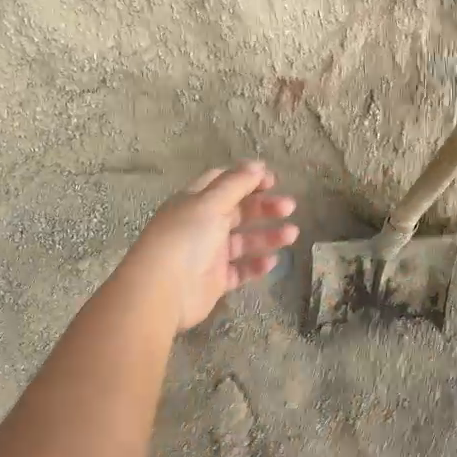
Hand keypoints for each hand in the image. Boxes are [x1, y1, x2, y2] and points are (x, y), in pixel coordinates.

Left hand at [121, 162, 299, 331]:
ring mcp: (208, 253)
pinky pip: (240, 270)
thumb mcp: (210, 204)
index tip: (273, 180)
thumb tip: (257, 166)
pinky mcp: (215, 280)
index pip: (222, 182)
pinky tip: (273, 261)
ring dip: (267, 236)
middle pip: (238, 211)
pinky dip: (256, 265)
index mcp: (195, 202)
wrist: (163, 290)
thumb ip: (236, 184)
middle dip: (264, 207)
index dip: (247, 178)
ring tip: (292, 234)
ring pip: (243, 241)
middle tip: (289, 206)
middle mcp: (201, 225)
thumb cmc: (186, 238)